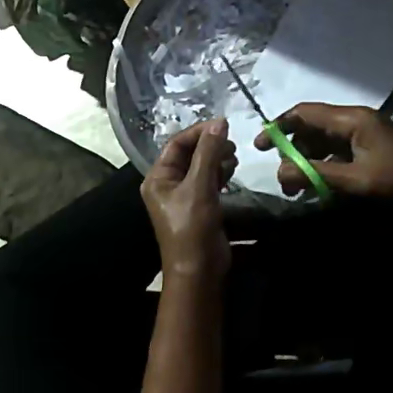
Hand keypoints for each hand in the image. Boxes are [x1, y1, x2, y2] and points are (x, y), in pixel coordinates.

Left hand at [142, 119, 236, 276]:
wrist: (198, 269)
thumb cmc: (192, 227)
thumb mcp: (199, 187)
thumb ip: (209, 153)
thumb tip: (219, 122)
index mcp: (158, 178)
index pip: (176, 144)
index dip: (199, 132)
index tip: (223, 124)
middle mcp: (168, 184)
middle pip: (189, 154)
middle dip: (210, 145)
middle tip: (231, 143)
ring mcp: (184, 196)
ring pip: (200, 167)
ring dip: (216, 158)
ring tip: (233, 157)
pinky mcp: (200, 206)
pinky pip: (208, 181)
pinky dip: (220, 173)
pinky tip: (232, 171)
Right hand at [259, 103, 392, 203]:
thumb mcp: (355, 181)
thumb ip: (315, 175)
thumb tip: (279, 173)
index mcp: (351, 120)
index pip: (303, 113)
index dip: (277, 127)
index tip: (258, 147)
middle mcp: (354, 120)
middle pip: (310, 128)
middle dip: (291, 152)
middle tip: (284, 179)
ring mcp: (362, 134)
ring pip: (321, 142)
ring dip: (306, 162)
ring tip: (299, 189)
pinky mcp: (368, 148)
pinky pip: (335, 153)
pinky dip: (322, 167)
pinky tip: (319, 187)